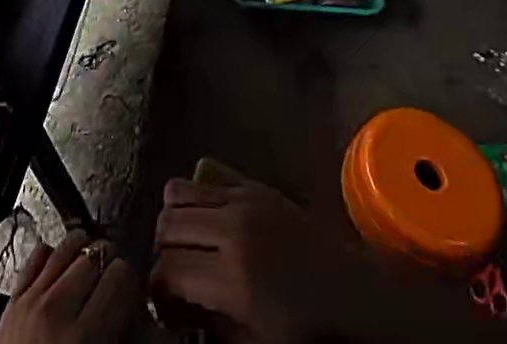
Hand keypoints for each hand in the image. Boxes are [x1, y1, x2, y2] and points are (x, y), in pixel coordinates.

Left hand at [0, 231, 139, 343]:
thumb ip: (122, 337)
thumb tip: (138, 311)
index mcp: (85, 336)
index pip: (122, 275)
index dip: (131, 282)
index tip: (131, 294)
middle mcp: (57, 311)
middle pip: (98, 254)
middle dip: (110, 264)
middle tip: (113, 282)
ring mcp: (31, 301)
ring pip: (69, 244)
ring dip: (85, 251)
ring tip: (91, 267)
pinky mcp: (12, 300)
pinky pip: (38, 255)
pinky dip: (54, 254)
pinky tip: (62, 268)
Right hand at [151, 160, 358, 343]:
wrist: (348, 286)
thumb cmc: (303, 324)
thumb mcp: (252, 340)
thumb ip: (207, 321)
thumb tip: (173, 304)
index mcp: (232, 276)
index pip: (167, 269)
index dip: (158, 288)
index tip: (165, 302)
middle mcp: (232, 227)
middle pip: (167, 224)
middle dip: (161, 251)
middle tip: (174, 274)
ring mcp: (244, 200)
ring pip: (179, 192)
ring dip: (173, 219)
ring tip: (185, 243)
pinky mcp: (255, 185)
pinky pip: (208, 177)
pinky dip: (195, 196)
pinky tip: (206, 221)